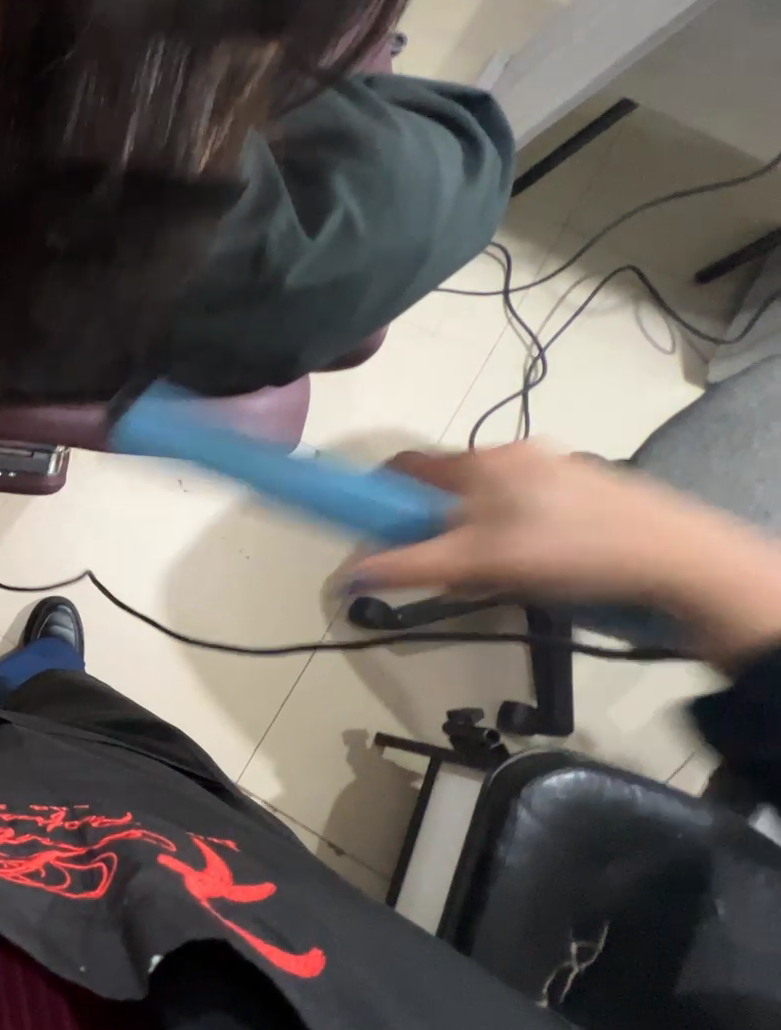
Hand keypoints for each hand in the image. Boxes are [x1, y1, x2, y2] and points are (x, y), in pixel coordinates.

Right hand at [349, 443, 780, 667]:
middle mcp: (514, 454)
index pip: (402, 466)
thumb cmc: (566, 551)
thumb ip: (404, 567)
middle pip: (443, 488)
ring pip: (485, 501)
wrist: (685, 563)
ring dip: (473, 532)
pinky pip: (525, 507)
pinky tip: (534, 565)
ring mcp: (556, 468)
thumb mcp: (474, 565)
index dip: (376, 494)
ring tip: (493, 572)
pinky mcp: (589, 489)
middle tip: (442, 563)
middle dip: (431, 524)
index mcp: (480, 463)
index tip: (373, 528)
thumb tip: (346, 574)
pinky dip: (512, 533)